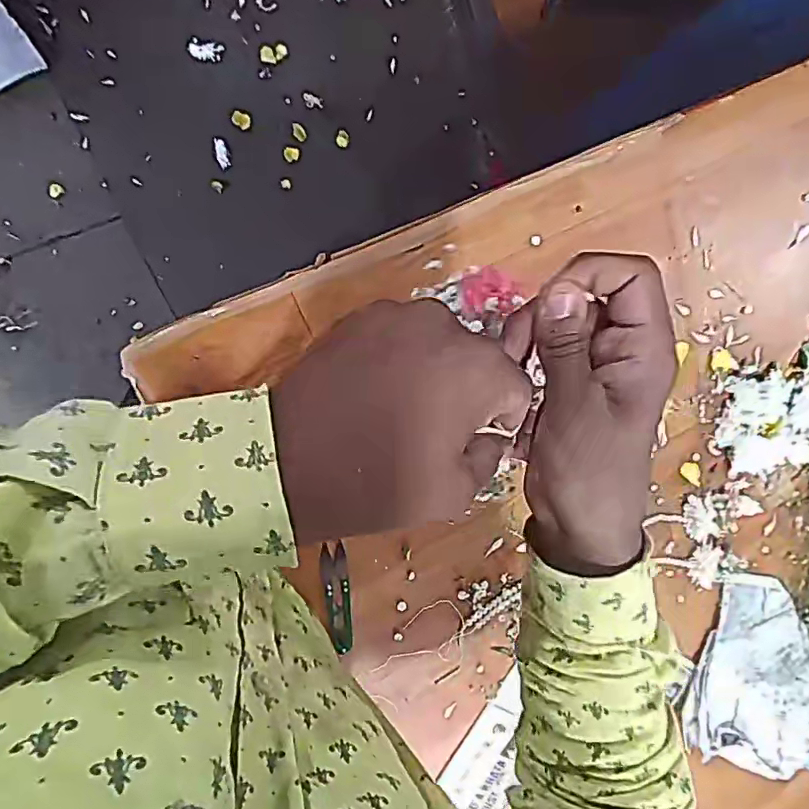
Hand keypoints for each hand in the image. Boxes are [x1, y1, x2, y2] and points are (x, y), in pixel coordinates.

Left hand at [271, 299, 532, 545]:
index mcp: (480, 369)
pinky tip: (376, 389)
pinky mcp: (363, 316)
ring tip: (402, 406)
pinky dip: (399, 357)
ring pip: (441, 343)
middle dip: (470, 389)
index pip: (517, 387)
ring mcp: (400, 316)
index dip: (502, 418)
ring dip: (435, 369)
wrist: (291, 462)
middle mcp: (447, 328)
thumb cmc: (381, 483)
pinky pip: (401, 336)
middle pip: (480, 359)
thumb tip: (489, 437)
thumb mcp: (456, 492)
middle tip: (438, 425)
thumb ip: (490, 457)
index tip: (477, 437)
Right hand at [501, 253, 675, 574]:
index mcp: (645, 349)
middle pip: (588, 293)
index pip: (633, 276)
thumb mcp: (574, 407)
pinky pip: (549, 347)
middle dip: (547, 311)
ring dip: (530, 336)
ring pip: (562, 318)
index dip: (592, 272)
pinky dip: (528, 358)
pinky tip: (518, 390)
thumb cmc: (589, 475)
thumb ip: (566, 345)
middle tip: (518, 348)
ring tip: (514, 372)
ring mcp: (598, 364)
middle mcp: (625, 349)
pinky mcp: (574, 380)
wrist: (580, 526)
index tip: (550, 299)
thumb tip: (560, 289)